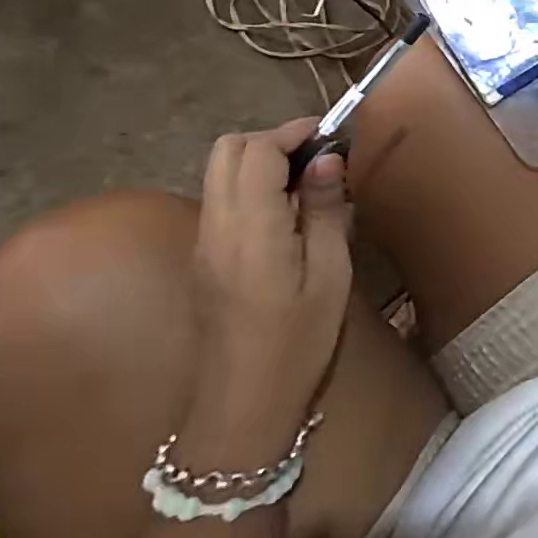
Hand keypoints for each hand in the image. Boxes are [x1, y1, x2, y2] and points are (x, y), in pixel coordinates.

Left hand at [190, 119, 351, 424]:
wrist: (244, 406)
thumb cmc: (298, 340)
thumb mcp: (330, 273)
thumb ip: (324, 210)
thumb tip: (328, 159)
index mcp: (248, 230)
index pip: (256, 151)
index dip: (294, 131)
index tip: (333, 133)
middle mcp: (215, 227)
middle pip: (227, 150)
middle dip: (274, 139)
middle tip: (319, 156)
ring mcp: (204, 242)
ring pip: (220, 172)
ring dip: (263, 160)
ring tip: (310, 183)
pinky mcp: (205, 257)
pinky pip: (223, 198)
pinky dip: (254, 185)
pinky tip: (290, 213)